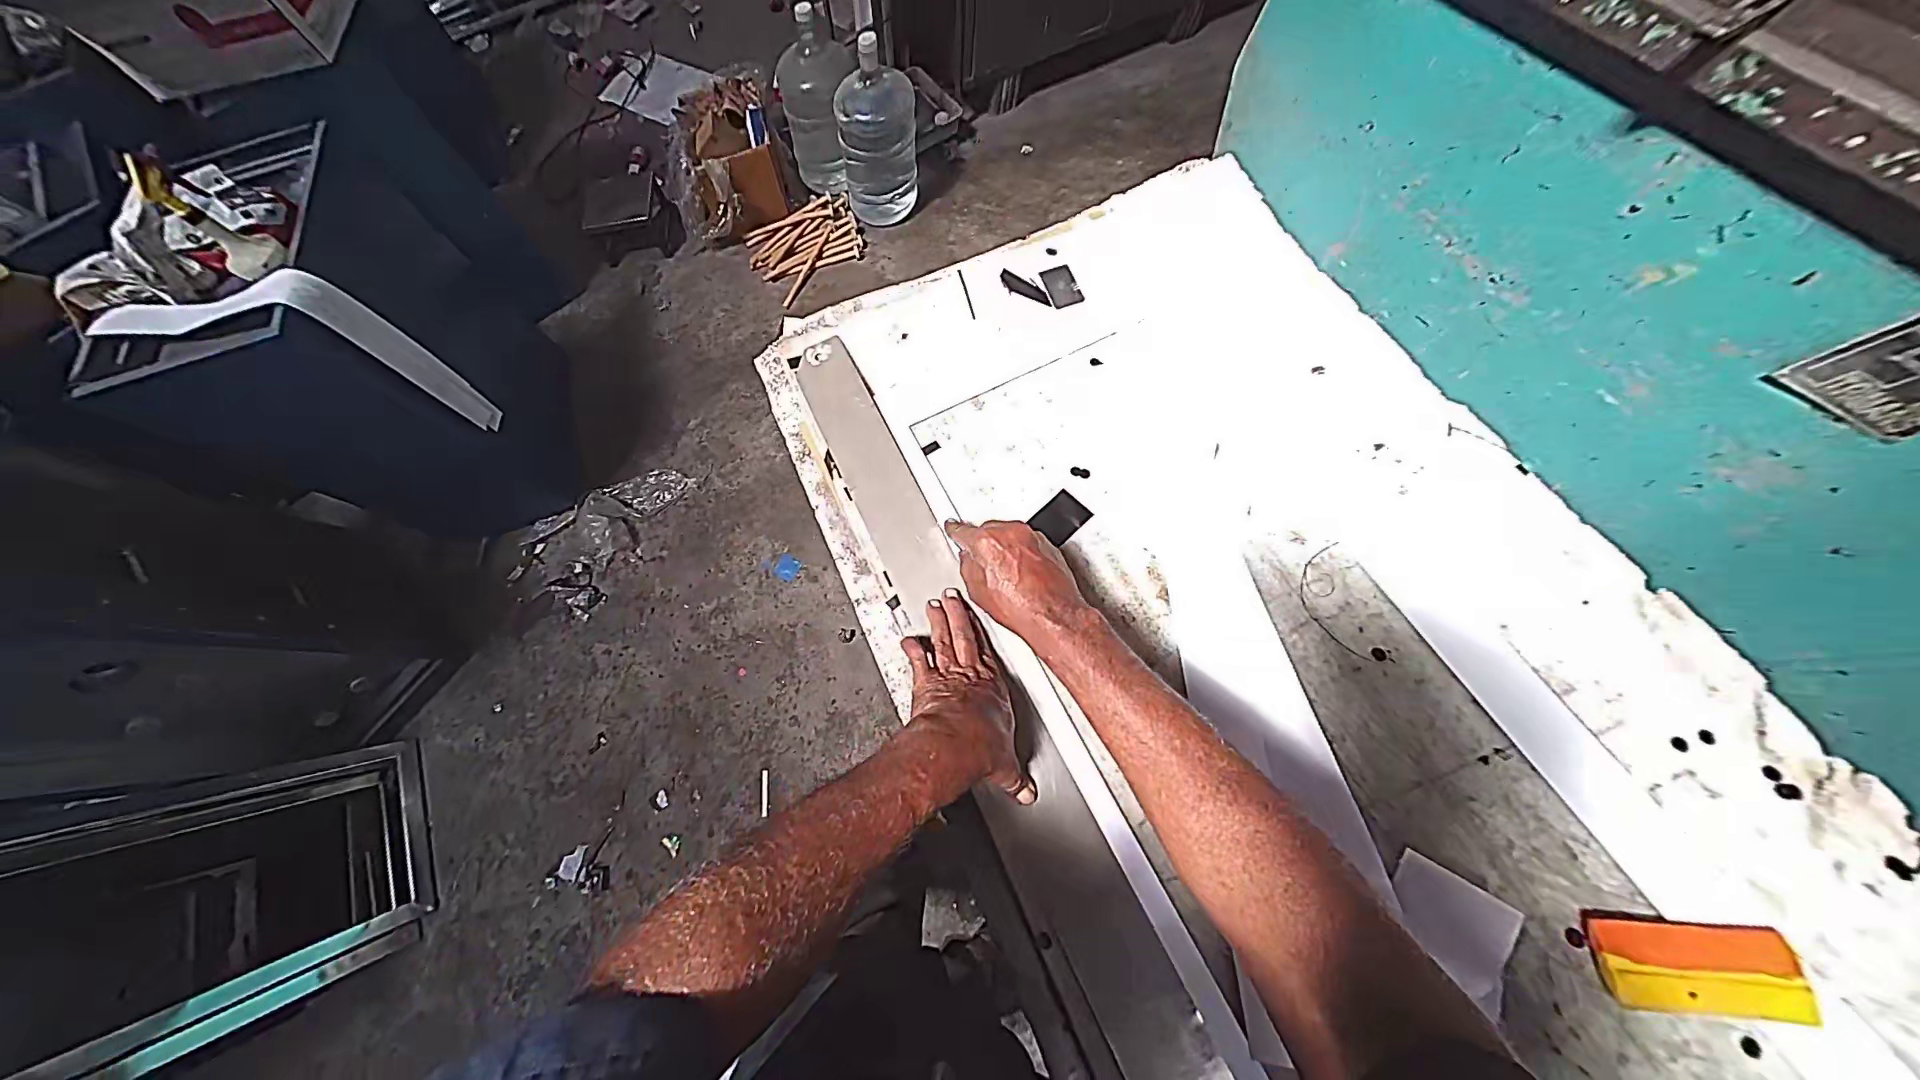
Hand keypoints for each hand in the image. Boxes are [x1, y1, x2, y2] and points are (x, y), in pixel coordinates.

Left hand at [902, 591, 1035, 804]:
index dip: (984, 635)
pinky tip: (908, 637)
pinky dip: (912, 648)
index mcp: (993, 689)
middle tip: (954, 597)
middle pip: (965, 637)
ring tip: (936, 604)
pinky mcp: (927, 683)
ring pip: (944, 641)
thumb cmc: (982, 748)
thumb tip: (1025, 791)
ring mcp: (948, 676)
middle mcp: (971, 677)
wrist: (957, 746)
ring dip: (940, 622)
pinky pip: (919, 660)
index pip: (990, 655)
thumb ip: (1014, 776)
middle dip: (960, 616)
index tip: (980, 621)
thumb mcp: (1005, 766)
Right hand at [943, 520, 1092, 646]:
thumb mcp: (978, 592)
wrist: (1053, 615)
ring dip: (1005, 549)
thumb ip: (968, 567)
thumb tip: (969, 561)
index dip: (955, 531)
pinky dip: (1022, 553)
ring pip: (1009, 535)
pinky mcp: (1046, 543)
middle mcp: (1009, 532)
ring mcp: (1030, 536)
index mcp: (985, 542)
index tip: (953, 528)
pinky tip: (1023, 575)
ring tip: (1008, 576)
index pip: (962, 530)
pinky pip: (1027, 543)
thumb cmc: (1021, 607)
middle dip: (984, 545)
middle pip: (988, 530)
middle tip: (984, 565)